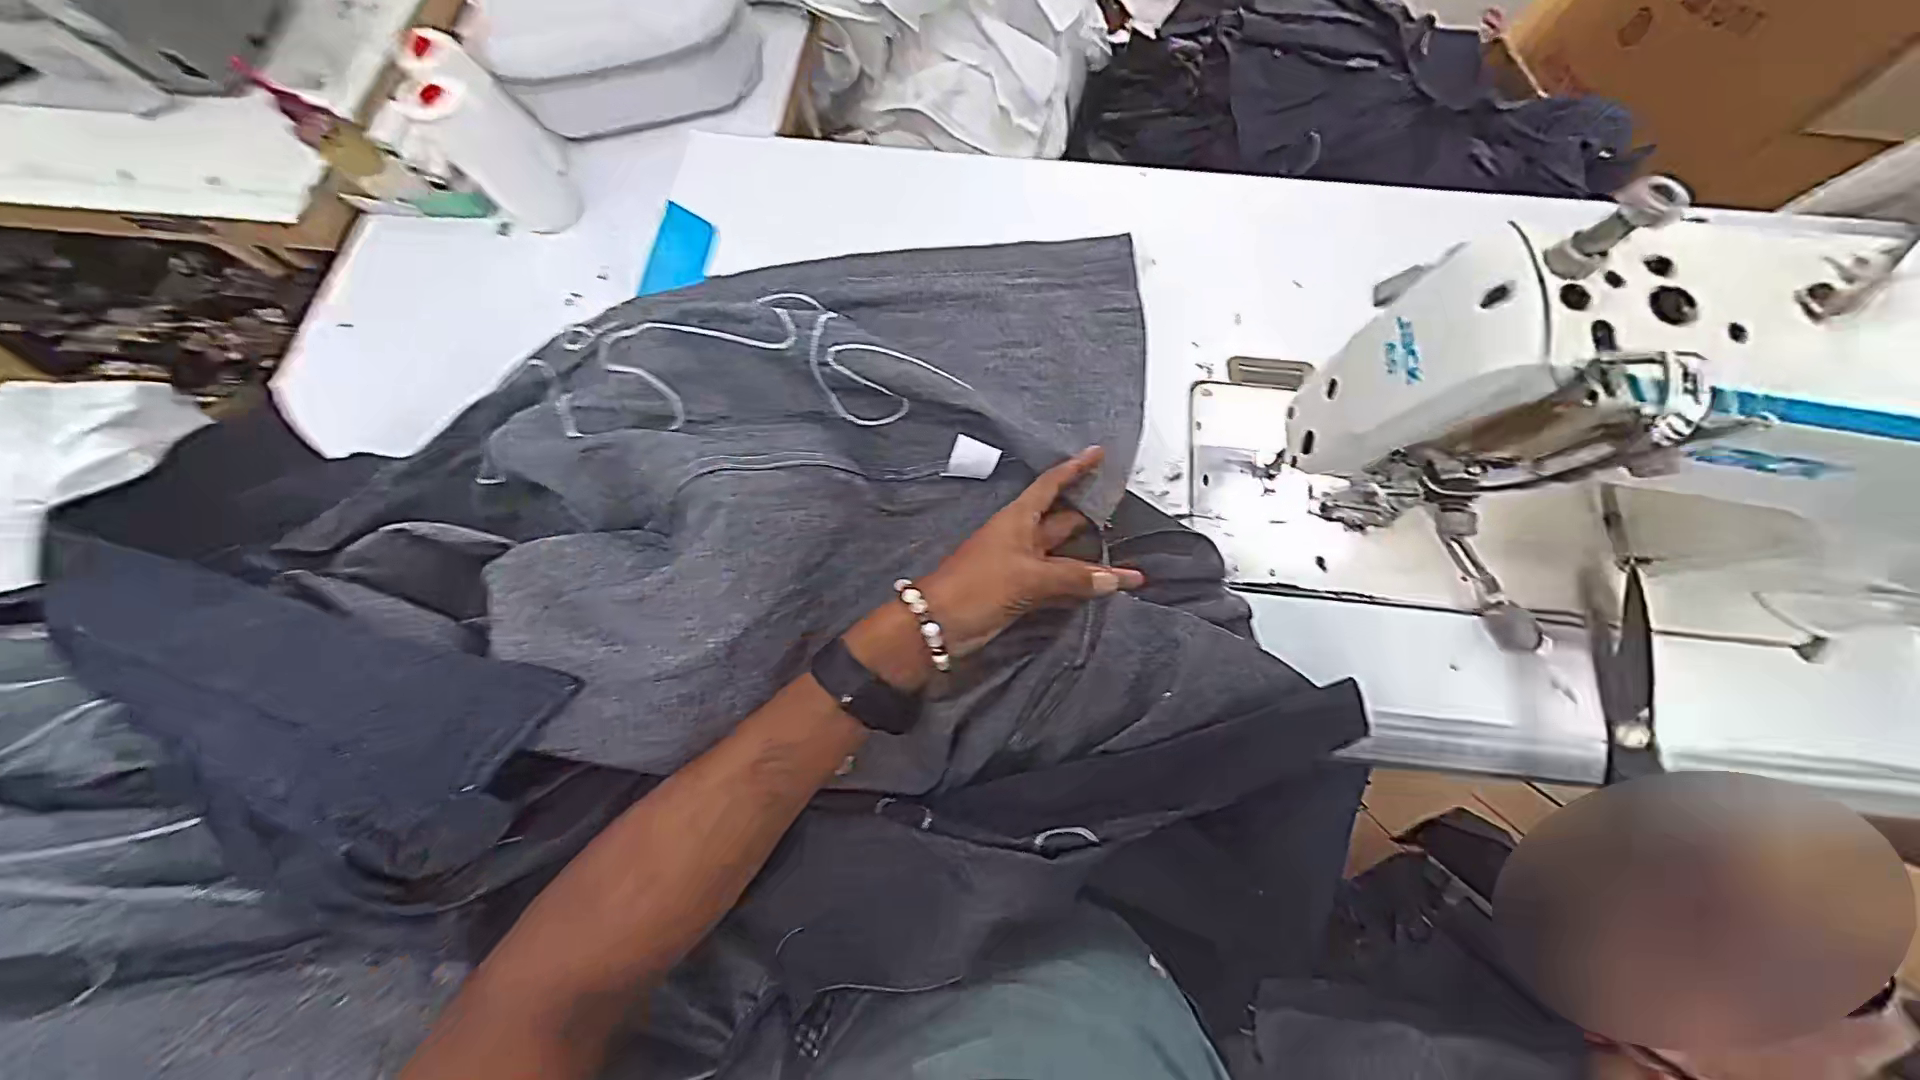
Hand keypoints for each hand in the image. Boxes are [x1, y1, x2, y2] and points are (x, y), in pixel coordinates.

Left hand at [843, 446, 1145, 690]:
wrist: (940, 623)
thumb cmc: (978, 586)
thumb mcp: (1028, 577)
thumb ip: (1073, 577)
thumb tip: (1115, 579)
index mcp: (1018, 518)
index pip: (1051, 485)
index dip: (1074, 468)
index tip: (1098, 453)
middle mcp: (1022, 537)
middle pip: (1063, 519)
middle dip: (1091, 514)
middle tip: (1125, 509)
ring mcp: (1022, 565)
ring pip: (1064, 555)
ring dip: (1091, 557)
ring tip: (1126, 554)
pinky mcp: (1022, 591)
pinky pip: (1059, 583)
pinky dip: (1079, 585)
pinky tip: (1102, 587)